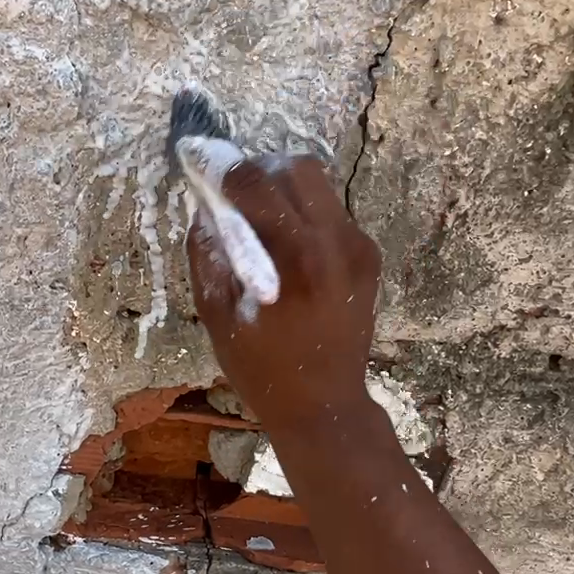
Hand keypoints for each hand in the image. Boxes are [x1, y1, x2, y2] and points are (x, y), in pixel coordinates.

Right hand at [186, 153, 380, 437]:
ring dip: (283, 189)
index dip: (225, 169)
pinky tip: (285, 247)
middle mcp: (336, 243)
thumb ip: (207, 255)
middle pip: (299, 168)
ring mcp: (359, 248)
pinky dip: (302, 214)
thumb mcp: (217, 317)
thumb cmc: (261, 369)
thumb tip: (204, 207)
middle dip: (260, 170)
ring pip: (319, 186)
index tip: (204, 167)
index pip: (258, 183)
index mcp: (296, 260)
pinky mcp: (369, 256)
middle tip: (234, 193)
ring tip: (258, 220)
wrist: (324, 406)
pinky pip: (331, 213)